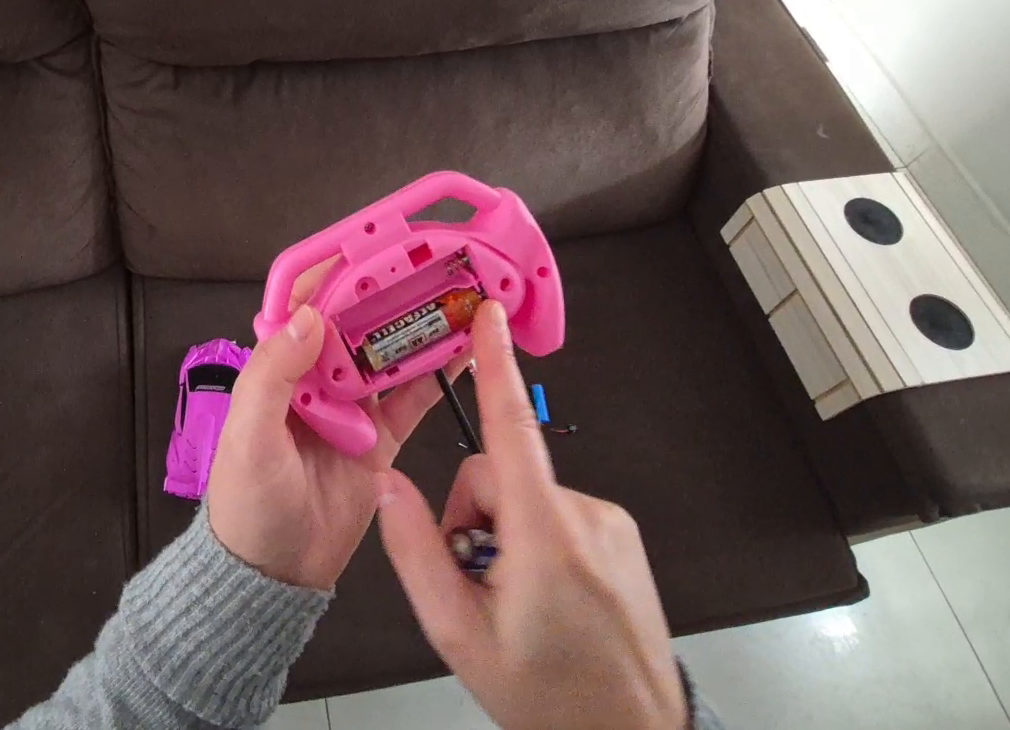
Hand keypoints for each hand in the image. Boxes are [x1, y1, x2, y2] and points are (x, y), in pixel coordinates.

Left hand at [208, 263, 464, 590]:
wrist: (275, 570)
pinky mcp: (382, 434)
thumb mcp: (249, 434)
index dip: (339, 270)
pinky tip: (465, 350)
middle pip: (360, 319)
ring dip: (422, 324)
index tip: (375, 244)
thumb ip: (274, 373)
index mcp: (280, 364)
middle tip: (433, 265)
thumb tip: (310, 317)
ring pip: (392, 350)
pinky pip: (414, 394)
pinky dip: (439, 371)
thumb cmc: (247, 500)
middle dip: (393, 290)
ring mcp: (353, 403)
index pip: (308, 301)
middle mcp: (318, 374)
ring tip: (458, 297)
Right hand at [375, 301, 686, 729]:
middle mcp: (584, 514)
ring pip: (524, 493)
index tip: (489, 317)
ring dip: (505, 530)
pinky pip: (555, 507)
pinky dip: (536, 536)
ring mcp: (609, 522)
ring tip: (515, 595)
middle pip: (498, 472)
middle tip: (479, 581)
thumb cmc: (547, 696)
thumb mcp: (457, 634)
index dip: (495, 366)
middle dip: (474, 515)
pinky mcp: (620, 531)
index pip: (510, 429)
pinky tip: (543, 589)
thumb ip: (414, 551)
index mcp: (544, 536)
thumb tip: (389, 484)